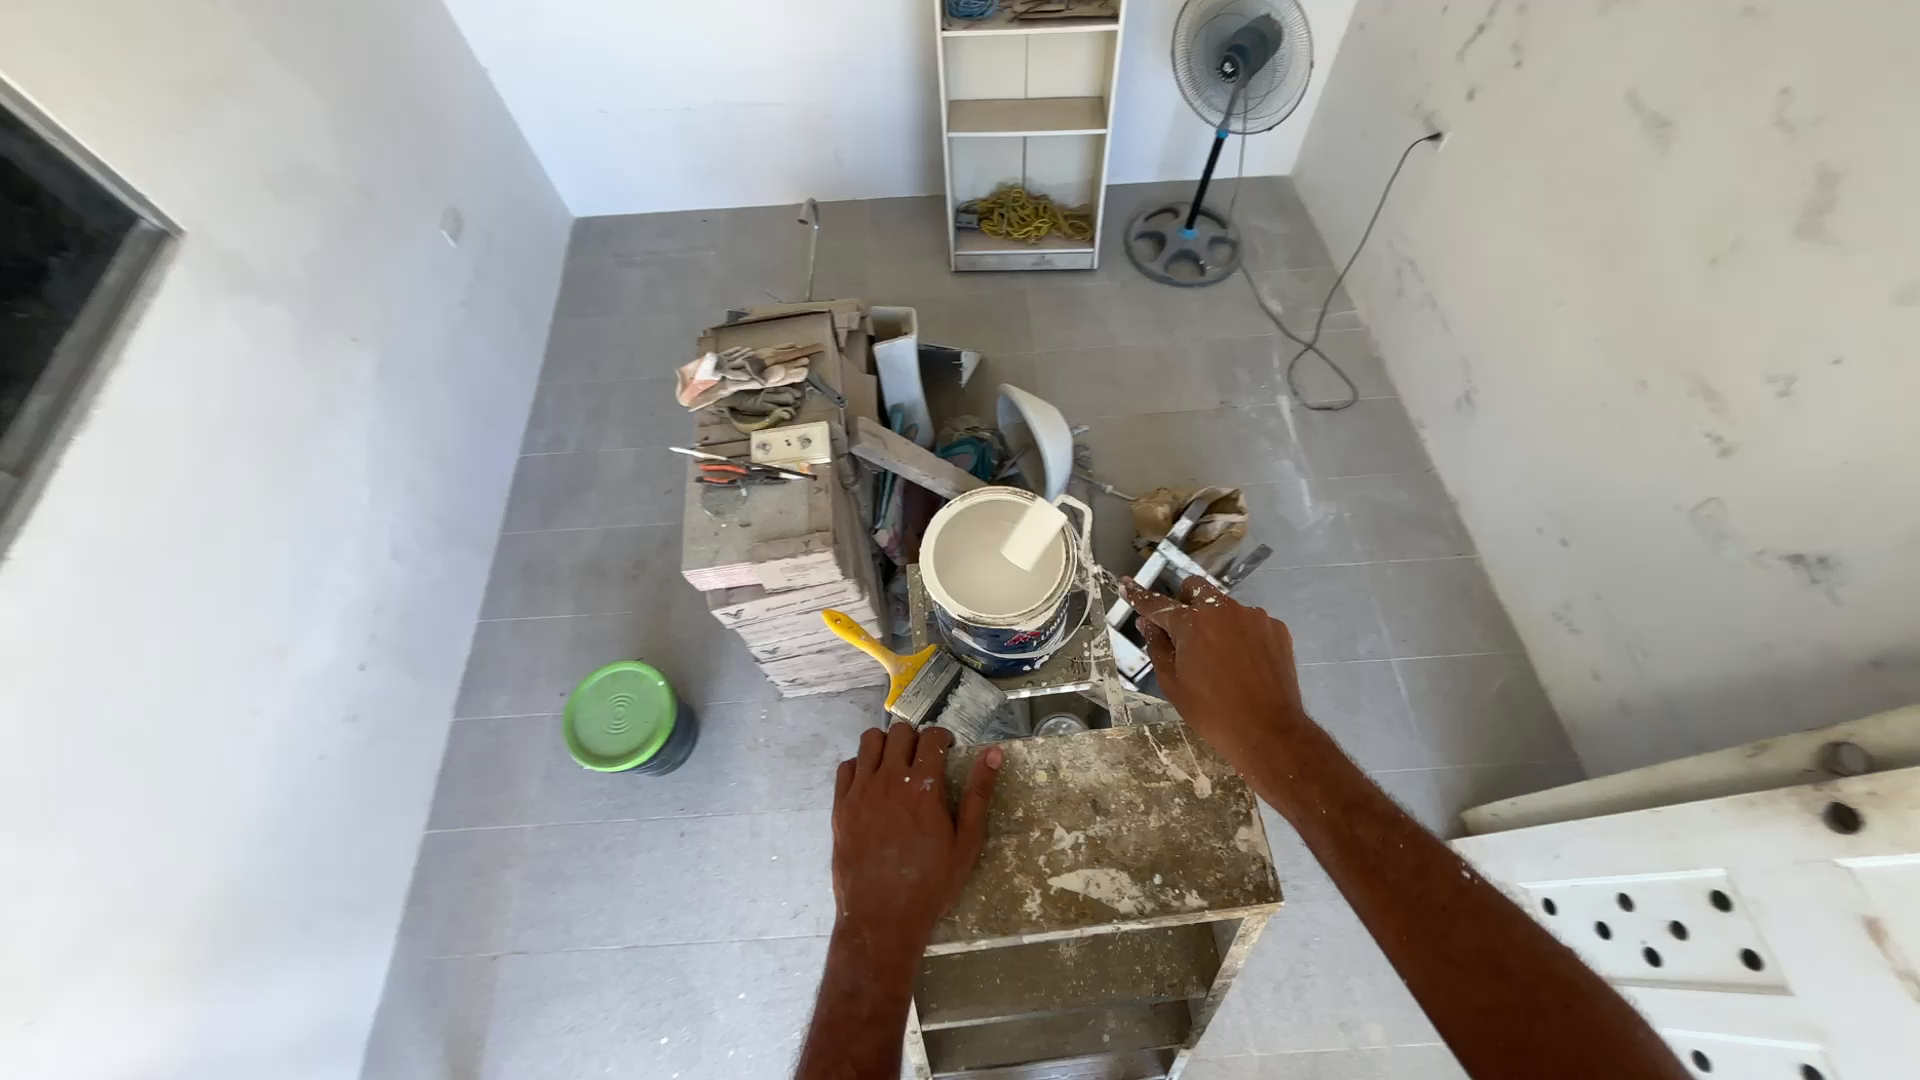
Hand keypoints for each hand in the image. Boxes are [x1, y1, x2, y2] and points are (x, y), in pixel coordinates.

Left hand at [831, 723, 1002, 945]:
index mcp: (924, 788)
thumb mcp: (966, 843)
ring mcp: (861, 791)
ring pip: (870, 741)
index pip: (931, 737)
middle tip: (923, 758)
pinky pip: (846, 767)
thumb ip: (979, 794)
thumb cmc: (930, 884)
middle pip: (899, 732)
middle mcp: (890, 780)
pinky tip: (871, 783)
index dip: (942, 737)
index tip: (947, 749)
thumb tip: (992, 753)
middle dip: (915, 738)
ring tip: (895, 764)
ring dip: (886, 745)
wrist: (882, 918)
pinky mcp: (840, 806)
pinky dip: (860, 765)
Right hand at [1121, 577, 1309, 775]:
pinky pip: (1250, 623)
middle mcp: (1223, 610)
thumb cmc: (1212, 712)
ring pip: (1225, 608)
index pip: (1158, 605)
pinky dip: (1242, 635)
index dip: (1139, 595)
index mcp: (1192, 623)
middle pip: (1196, 589)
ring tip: (1221, 659)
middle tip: (1185, 633)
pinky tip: (1245, 664)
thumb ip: (1158, 647)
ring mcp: (1254, 617)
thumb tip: (1148, 624)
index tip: (1126, 584)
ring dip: (1216, 623)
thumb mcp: (1173, 684)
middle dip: (1185, 603)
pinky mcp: (1277, 628)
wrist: (1268, 732)